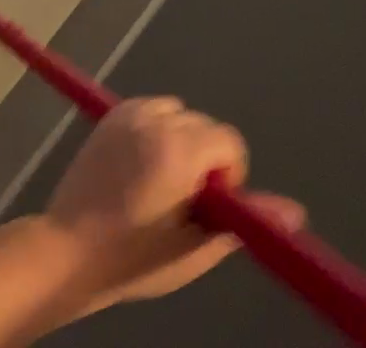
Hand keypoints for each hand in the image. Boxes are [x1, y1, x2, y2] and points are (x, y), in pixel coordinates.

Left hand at [44, 98, 304, 308]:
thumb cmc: (136, 256)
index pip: (229, 140)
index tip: (208, 204)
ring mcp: (125, 116)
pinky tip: (142, 164)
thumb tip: (294, 212)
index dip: (229, 174)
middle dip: (205, 157)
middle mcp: (151, 121)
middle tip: (183, 199)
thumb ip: (245, 220)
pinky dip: (155, 128)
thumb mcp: (197, 245)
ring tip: (162, 181)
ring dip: (180, 139)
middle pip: (202, 124)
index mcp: (176, 149)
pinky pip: (148, 109)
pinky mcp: (107, 118)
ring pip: (175, 113)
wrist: (70, 247)